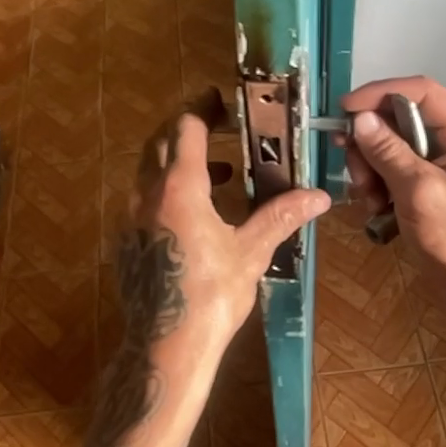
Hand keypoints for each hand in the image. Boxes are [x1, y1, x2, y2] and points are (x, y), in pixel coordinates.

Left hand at [120, 111, 332, 354]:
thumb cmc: (211, 295)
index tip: (219, 102)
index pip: (186, 129)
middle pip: (159, 143)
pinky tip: (194, 216)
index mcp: (179, 188)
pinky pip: (144, 200)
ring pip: (148, 172)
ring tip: (217, 175)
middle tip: (217, 128)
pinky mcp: (126, 241)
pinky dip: (167, 190)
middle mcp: (147, 195)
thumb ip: (280, 216)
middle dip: (187, 129)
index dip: (203, 109)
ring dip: (178, 163)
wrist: (165, 344)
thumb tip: (319, 196)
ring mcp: (130, 218)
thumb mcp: (250, 252)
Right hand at [339, 76, 445, 317]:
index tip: (345, 110)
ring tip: (371, 200)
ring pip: (390, 144)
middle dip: (371, 145)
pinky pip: (393, 168)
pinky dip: (378, 184)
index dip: (380, 94)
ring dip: (371, 170)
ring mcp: (443, 161)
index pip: (421, 92)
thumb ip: (387, 151)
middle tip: (358, 174)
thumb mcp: (417, 190)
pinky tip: (377, 208)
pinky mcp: (428, 182)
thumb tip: (360, 119)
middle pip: (400, 119)